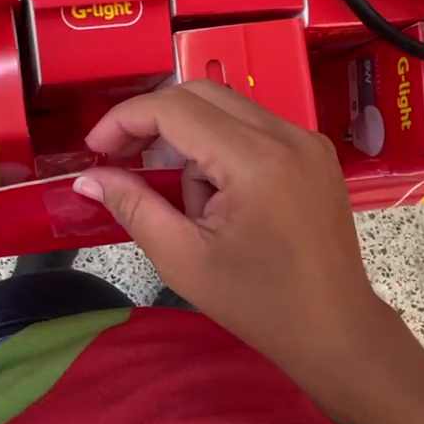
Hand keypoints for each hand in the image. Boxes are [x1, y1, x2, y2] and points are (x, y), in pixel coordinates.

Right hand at [73, 81, 392, 384]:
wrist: (335, 329)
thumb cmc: (257, 304)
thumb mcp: (182, 259)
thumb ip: (133, 207)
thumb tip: (88, 178)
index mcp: (255, 161)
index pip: (174, 108)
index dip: (124, 120)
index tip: (95, 150)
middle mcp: (286, 135)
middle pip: (199, 94)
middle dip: (152, 120)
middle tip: (122, 159)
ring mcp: (306, 140)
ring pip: (225, 108)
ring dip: (188, 138)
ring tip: (187, 200)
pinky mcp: (314, 152)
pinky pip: (252, 126)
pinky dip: (220, 146)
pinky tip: (219, 195)